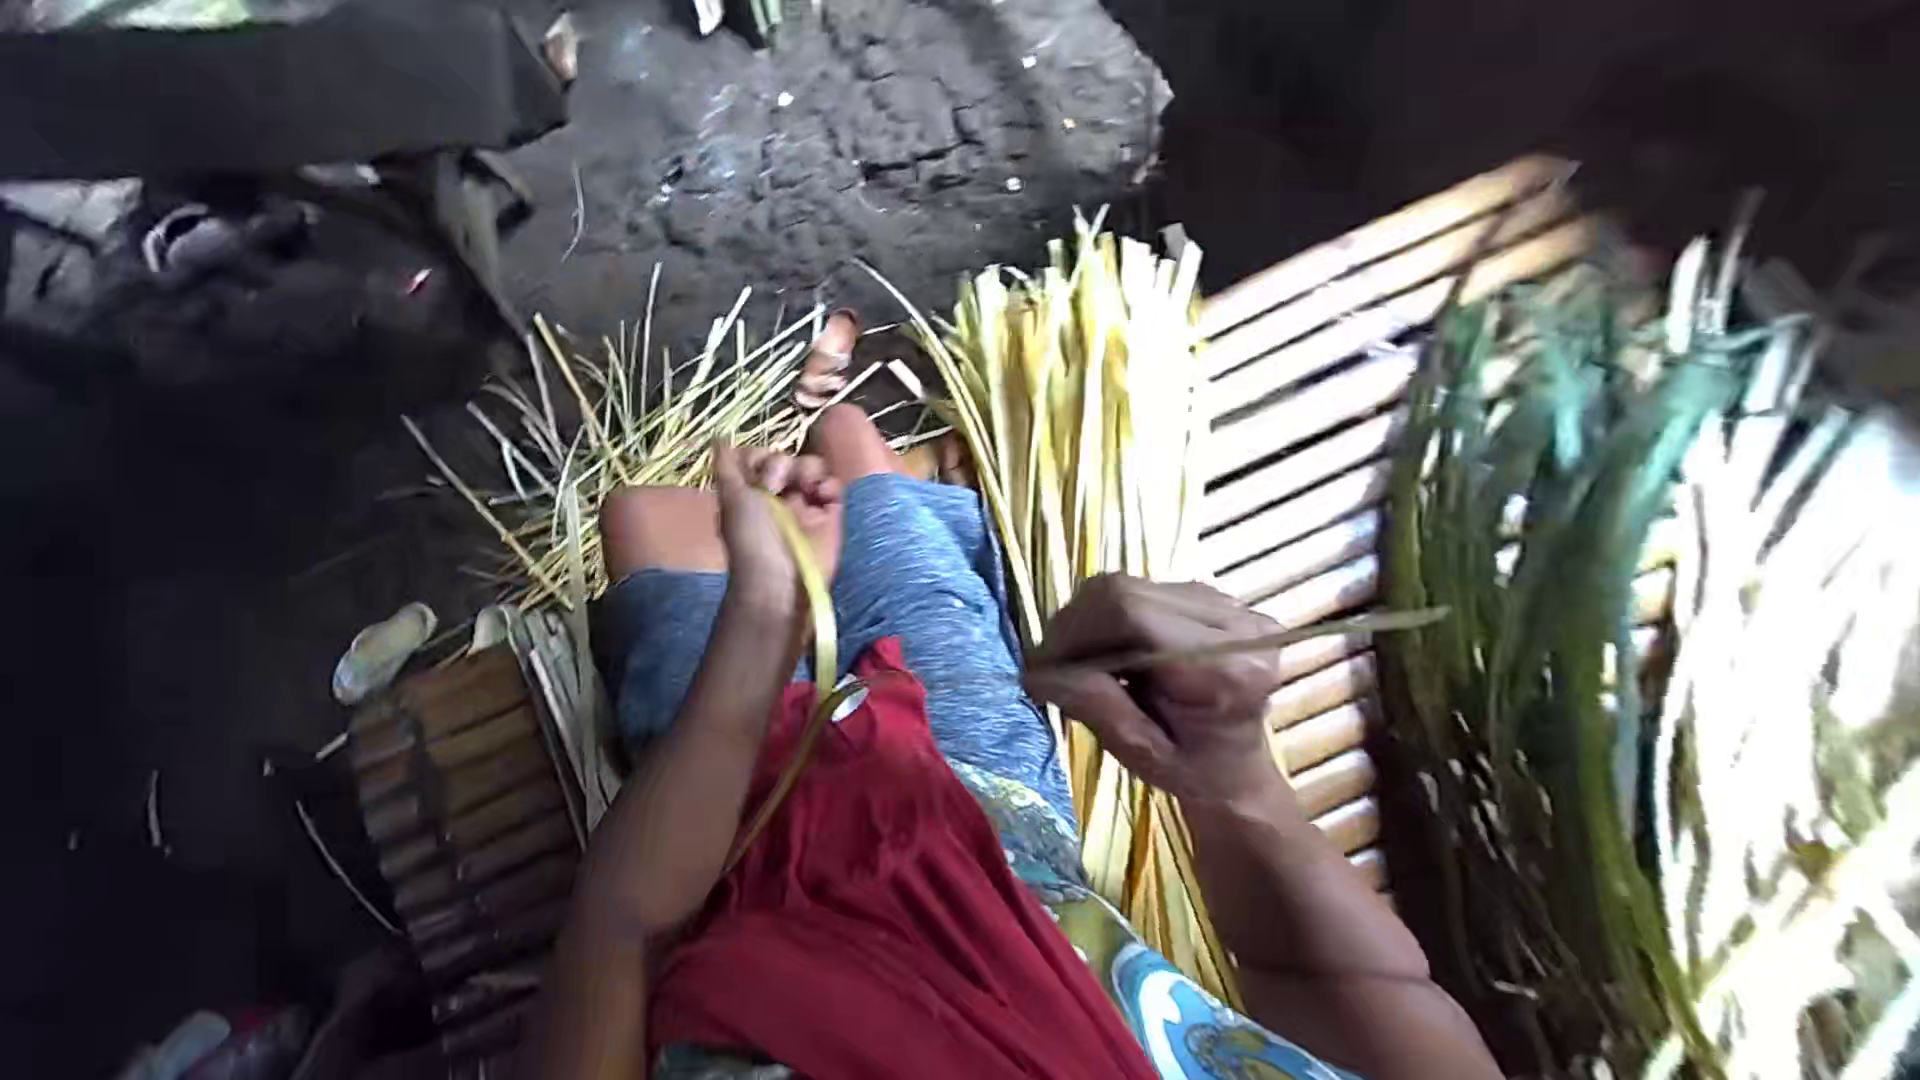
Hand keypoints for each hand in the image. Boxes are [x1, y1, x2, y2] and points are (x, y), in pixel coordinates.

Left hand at [710, 441, 843, 618]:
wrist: (780, 579)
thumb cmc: (750, 539)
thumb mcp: (732, 499)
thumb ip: (727, 467)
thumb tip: (719, 437)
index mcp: (751, 493)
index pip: (760, 459)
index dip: (761, 456)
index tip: (759, 466)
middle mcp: (779, 496)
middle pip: (787, 460)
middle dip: (784, 464)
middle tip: (778, 483)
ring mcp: (806, 505)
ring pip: (813, 468)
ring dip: (810, 470)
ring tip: (808, 486)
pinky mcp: (831, 514)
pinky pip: (834, 486)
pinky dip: (830, 485)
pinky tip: (823, 494)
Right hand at [1024, 575, 1285, 805]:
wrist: (1236, 763)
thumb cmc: (1194, 772)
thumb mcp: (1141, 754)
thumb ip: (1096, 706)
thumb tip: (1037, 672)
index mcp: (1226, 668)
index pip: (1130, 613)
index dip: (1074, 632)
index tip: (1041, 668)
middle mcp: (1232, 623)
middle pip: (1124, 591)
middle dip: (1074, 626)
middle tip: (1051, 666)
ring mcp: (1223, 602)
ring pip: (1125, 585)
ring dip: (1087, 620)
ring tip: (1078, 661)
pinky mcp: (1207, 596)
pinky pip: (1137, 589)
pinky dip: (1106, 617)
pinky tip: (1107, 650)